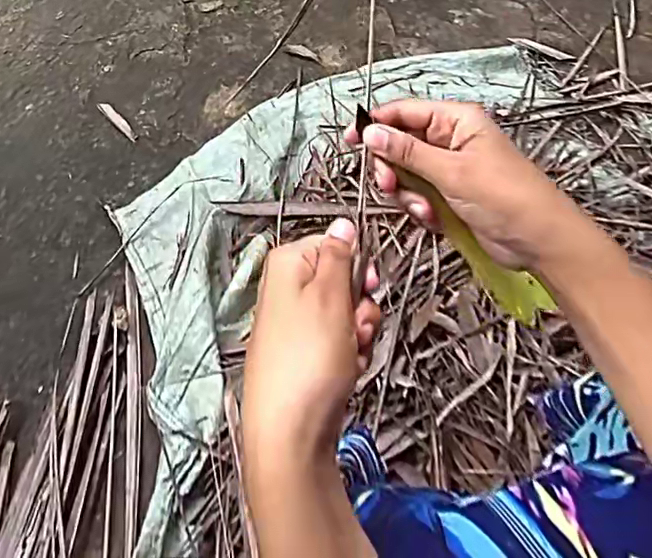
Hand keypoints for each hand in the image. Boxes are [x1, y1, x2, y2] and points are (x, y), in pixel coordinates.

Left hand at [242, 219, 380, 472]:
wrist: (291, 429)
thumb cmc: (303, 364)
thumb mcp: (331, 296)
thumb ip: (339, 254)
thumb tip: (343, 222)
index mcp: (288, 263)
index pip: (334, 243)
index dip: (357, 266)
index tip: (364, 284)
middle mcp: (287, 288)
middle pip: (344, 280)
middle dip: (361, 304)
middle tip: (356, 323)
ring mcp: (297, 321)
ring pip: (348, 314)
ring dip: (360, 333)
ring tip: (349, 351)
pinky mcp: (307, 351)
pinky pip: (342, 342)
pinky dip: (352, 354)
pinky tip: (346, 368)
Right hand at [345, 99, 601, 270]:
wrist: (543, 243)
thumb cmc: (509, 198)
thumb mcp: (452, 171)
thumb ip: (406, 151)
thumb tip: (370, 132)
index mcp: (455, 120)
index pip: (403, 112)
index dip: (375, 124)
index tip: (352, 140)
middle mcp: (450, 139)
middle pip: (398, 143)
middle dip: (391, 166)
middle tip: (388, 184)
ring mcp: (449, 166)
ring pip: (404, 171)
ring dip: (406, 192)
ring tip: (423, 208)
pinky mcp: (448, 192)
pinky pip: (416, 192)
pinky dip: (418, 206)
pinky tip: (434, 217)